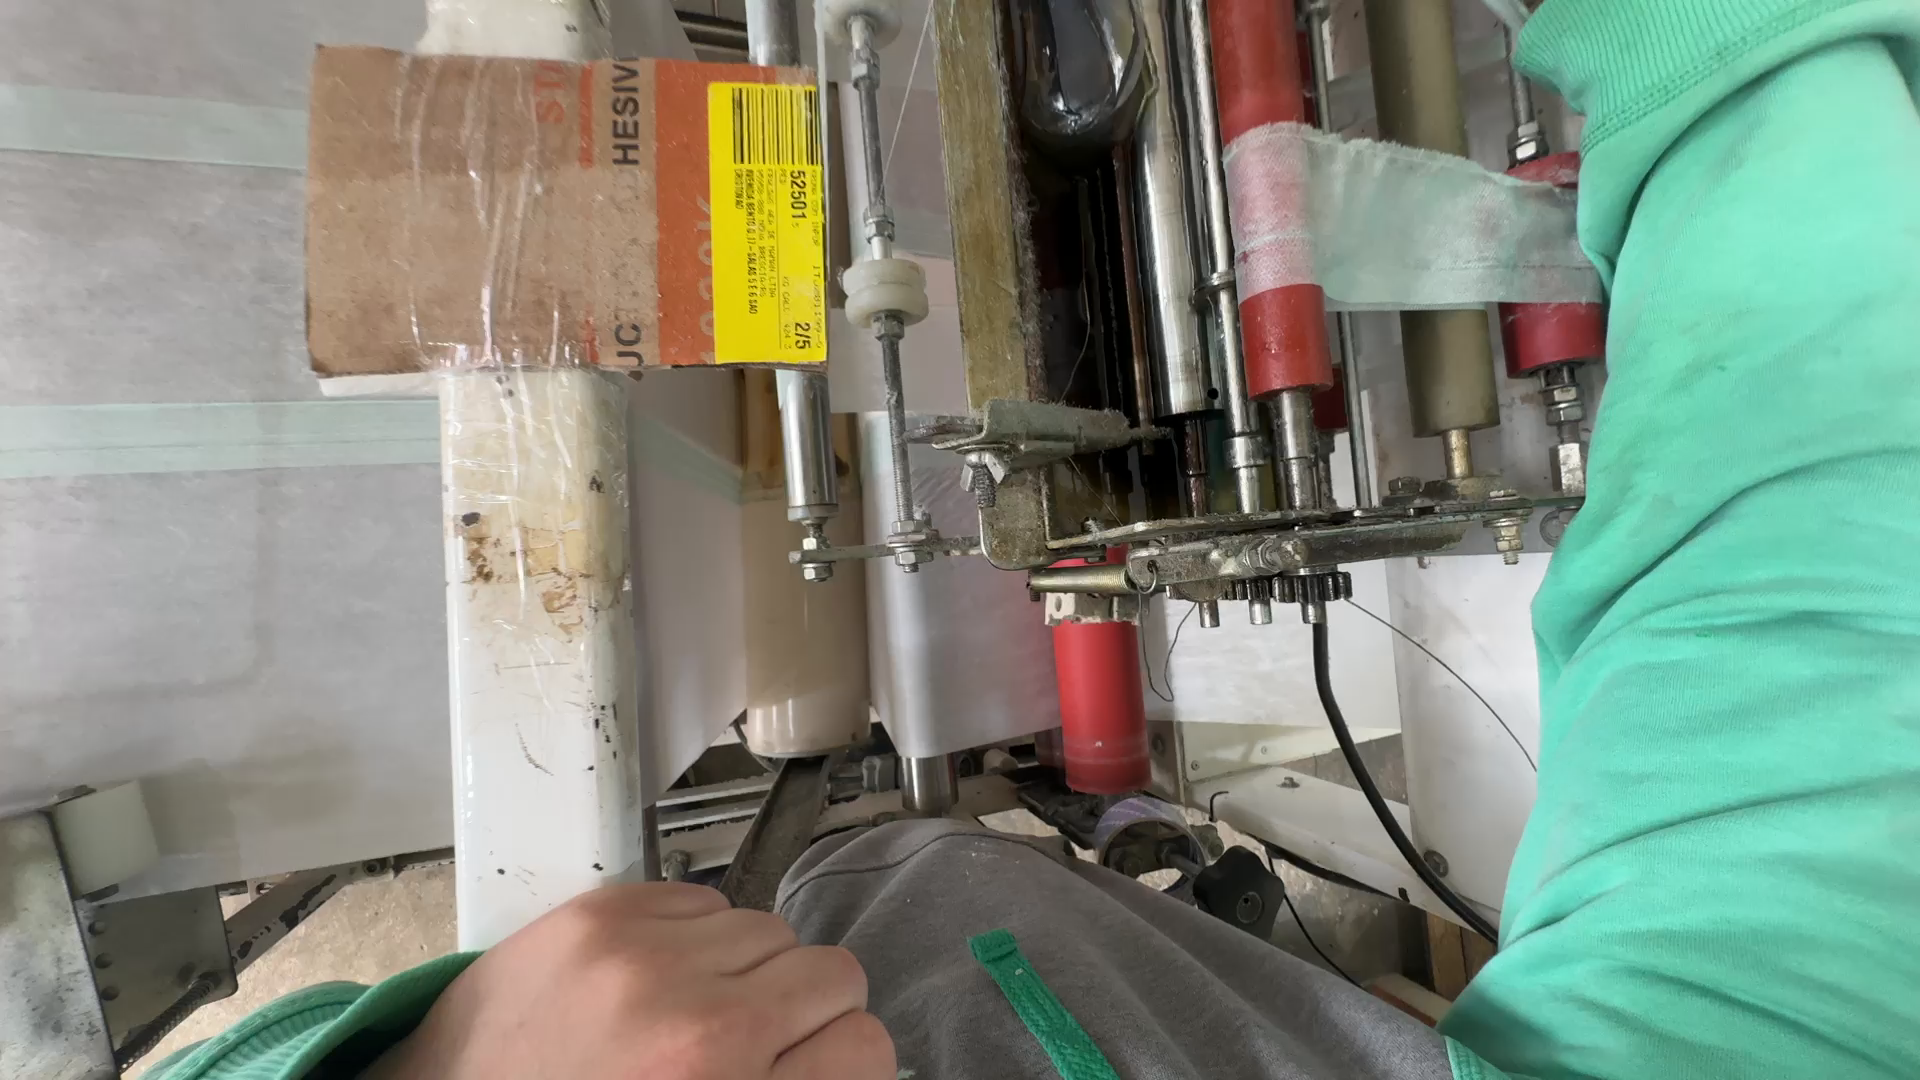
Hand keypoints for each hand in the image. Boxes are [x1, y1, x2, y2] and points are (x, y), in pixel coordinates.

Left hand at [364, 883, 895, 1079]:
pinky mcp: (605, 910)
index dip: (850, 1060)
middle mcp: (697, 1024)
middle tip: (761, 1038)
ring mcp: (645, 956)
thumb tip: (847, 1062)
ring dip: (750, 969)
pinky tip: (653, 979)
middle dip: (808, 1009)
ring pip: (773, 930)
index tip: (818, 1066)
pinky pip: (708, 901)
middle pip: (834, 971)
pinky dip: (697, 939)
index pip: (865, 1047)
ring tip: (696, 1006)